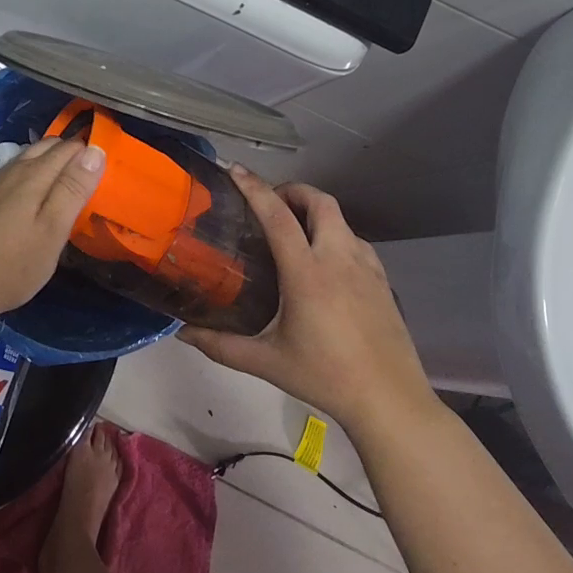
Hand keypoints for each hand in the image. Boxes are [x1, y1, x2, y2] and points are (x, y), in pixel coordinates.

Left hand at [0, 137, 105, 320]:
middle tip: (98, 168)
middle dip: (71, 152)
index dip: (90, 149)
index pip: (68, 148)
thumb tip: (95, 150)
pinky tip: (40, 193)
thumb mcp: (53, 228)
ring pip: (29, 159)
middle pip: (46, 148)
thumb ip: (73, 188)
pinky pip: (17, 174)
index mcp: (33, 175)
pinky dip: (35, 174)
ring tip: (74, 177)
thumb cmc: (14, 262)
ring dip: (52, 162)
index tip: (113, 159)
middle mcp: (12, 172)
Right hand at [179, 167, 436, 432]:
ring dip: (315, 213)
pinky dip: (335, 235)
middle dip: (292, 191)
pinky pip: (356, 242)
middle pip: (320, 202)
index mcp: (307, 274)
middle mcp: (339, 260)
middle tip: (268, 203)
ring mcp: (366, 269)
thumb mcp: (265, 362)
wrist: (391, 401)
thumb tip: (181, 332)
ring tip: (292, 231)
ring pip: (341, 220)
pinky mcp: (383, 282)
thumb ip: (220, 344)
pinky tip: (324, 262)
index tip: (235, 170)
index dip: (255, 188)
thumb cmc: (325, 377)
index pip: (278, 216)